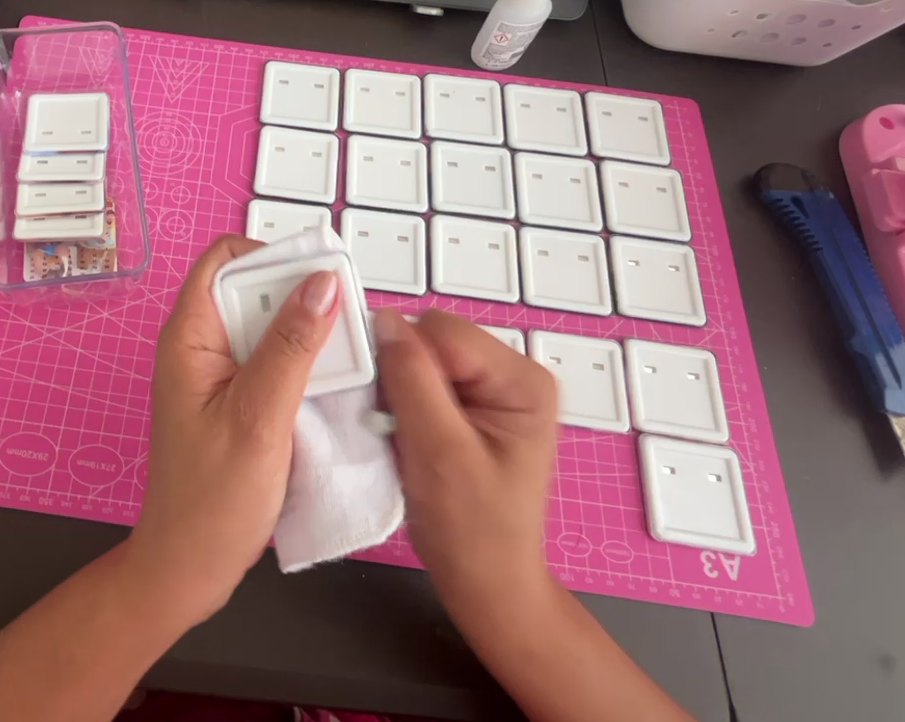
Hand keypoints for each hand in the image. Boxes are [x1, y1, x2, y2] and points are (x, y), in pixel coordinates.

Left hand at [124, 235, 339, 624]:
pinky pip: (270, 359)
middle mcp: (200, 344)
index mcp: (189, 336)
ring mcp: (217, 373)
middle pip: (250, 289)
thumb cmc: (214, 496)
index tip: (318, 278)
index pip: (224, 260)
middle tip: (345, 318)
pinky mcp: (235, 399)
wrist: (190, 567)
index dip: (270, 256)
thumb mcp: (258, 415)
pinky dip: (301, 361)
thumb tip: (323, 281)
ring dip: (305, 330)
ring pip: (265, 325)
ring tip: (348, 349)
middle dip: (297, 293)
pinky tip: (333, 379)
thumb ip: (291, 346)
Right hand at [374, 309, 560, 626]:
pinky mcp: (471, 405)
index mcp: (521, 378)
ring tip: (401, 434)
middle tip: (396, 425)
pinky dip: (404, 402)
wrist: (483, 584)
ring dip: (400, 390)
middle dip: (402, 374)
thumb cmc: (469, 527)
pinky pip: (423, 379)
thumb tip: (383, 319)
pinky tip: (406, 435)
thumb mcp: (438, 450)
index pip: (442, 331)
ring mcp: (491, 389)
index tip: (385, 404)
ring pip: (422, 358)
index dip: (404, 357)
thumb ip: (411, 378)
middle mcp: (511, 373)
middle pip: (432, 340)